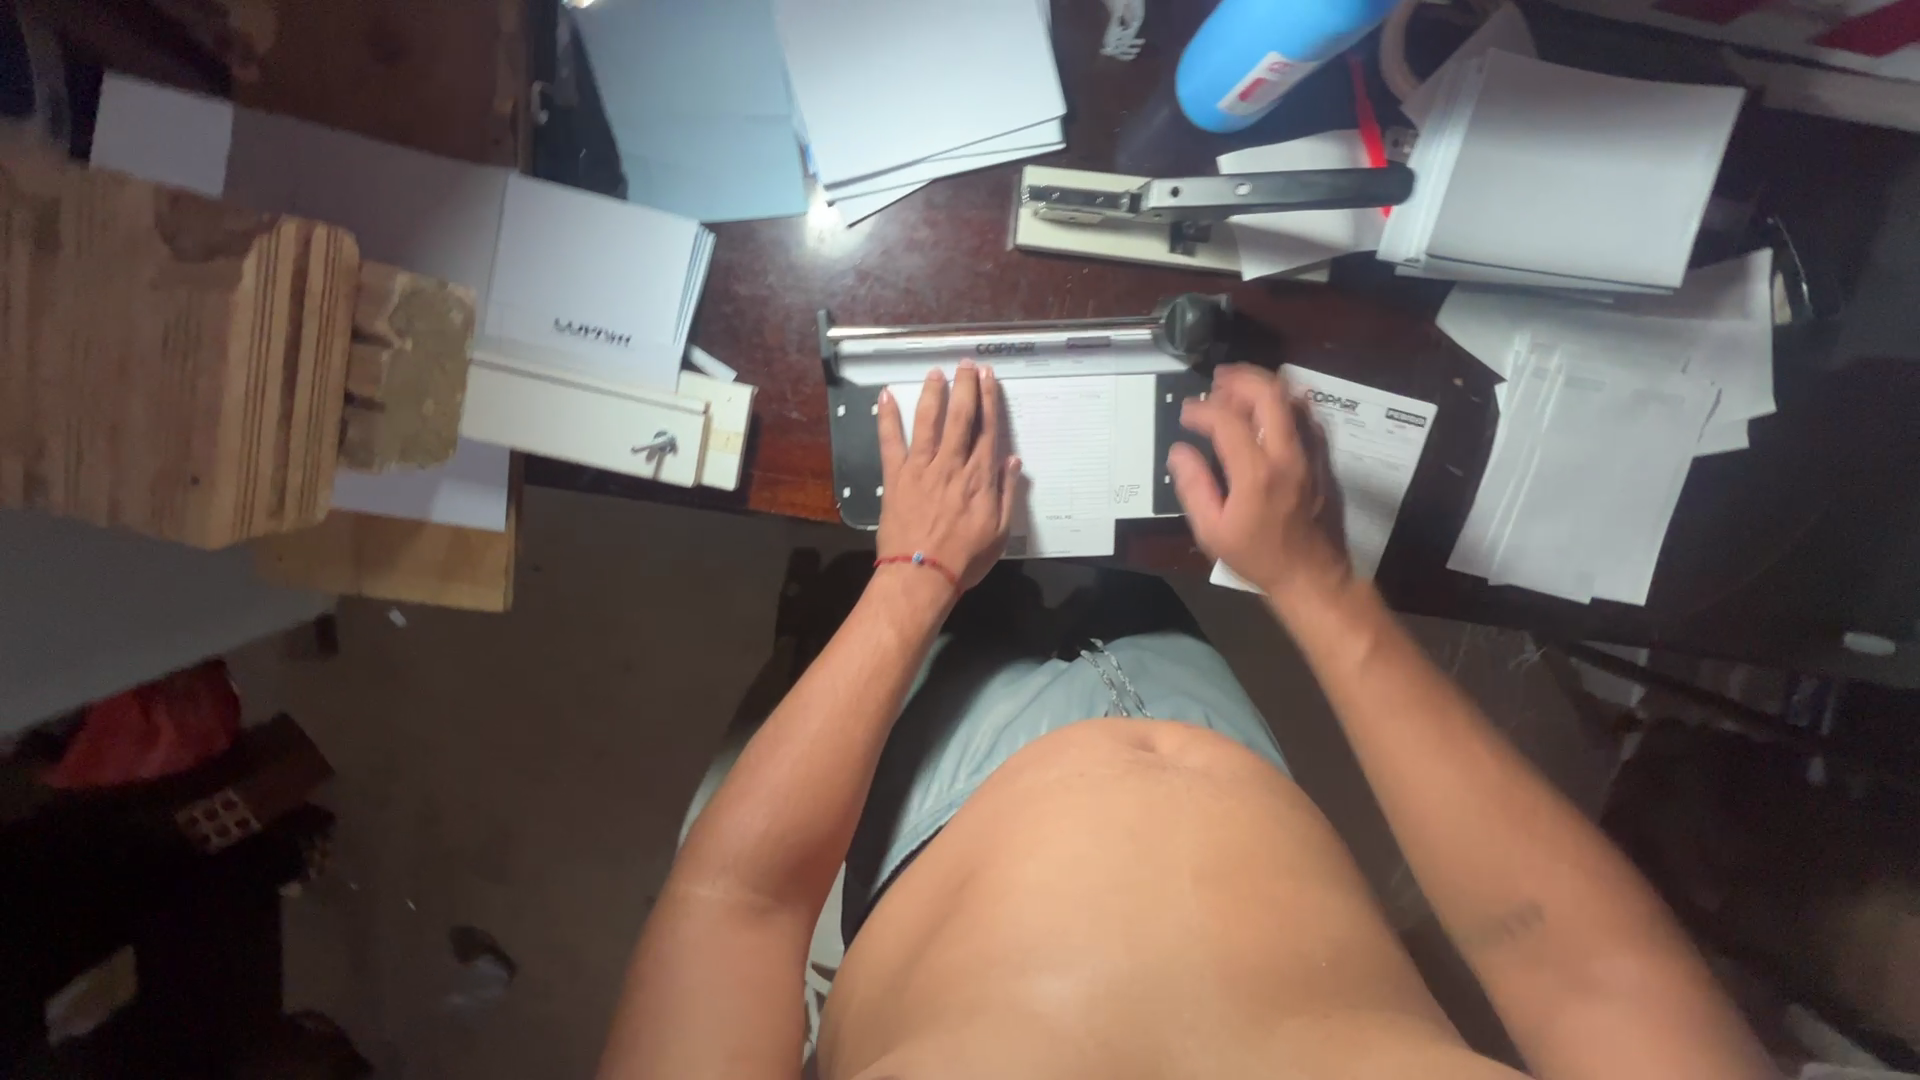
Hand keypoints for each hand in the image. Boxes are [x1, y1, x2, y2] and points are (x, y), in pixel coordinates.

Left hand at [877, 362, 1021, 591]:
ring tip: (935, 373)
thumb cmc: (964, 559)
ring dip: (932, 394)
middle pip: (960, 417)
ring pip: (928, 421)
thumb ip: (1007, 493)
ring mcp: (921, 468)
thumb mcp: (1000, 531)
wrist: (921, 574)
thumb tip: (1013, 459)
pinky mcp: (895, 477)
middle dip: (964, 387)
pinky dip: (887, 417)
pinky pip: (890, 441)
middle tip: (966, 364)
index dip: (989, 400)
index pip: (987, 430)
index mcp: (979, 477)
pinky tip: (885, 396)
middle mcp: (951, 464)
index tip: (989, 378)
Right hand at [1167, 364, 1350, 603]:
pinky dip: (1283, 404)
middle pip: (1269, 394)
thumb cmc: (1256, 556)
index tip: (1186, 413)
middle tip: (1216, 382)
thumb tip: (1180, 453)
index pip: (1227, 420)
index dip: (1202, 408)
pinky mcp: (1321, 459)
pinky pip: (1306, 417)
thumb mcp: (1211, 530)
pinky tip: (1266, 412)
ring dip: (1263, 387)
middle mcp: (1287, 455)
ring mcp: (1309, 454)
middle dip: (1239, 380)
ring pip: (1292, 399)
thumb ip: (1194, 486)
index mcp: (1256, 473)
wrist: (1311, 574)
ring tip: (1237, 391)